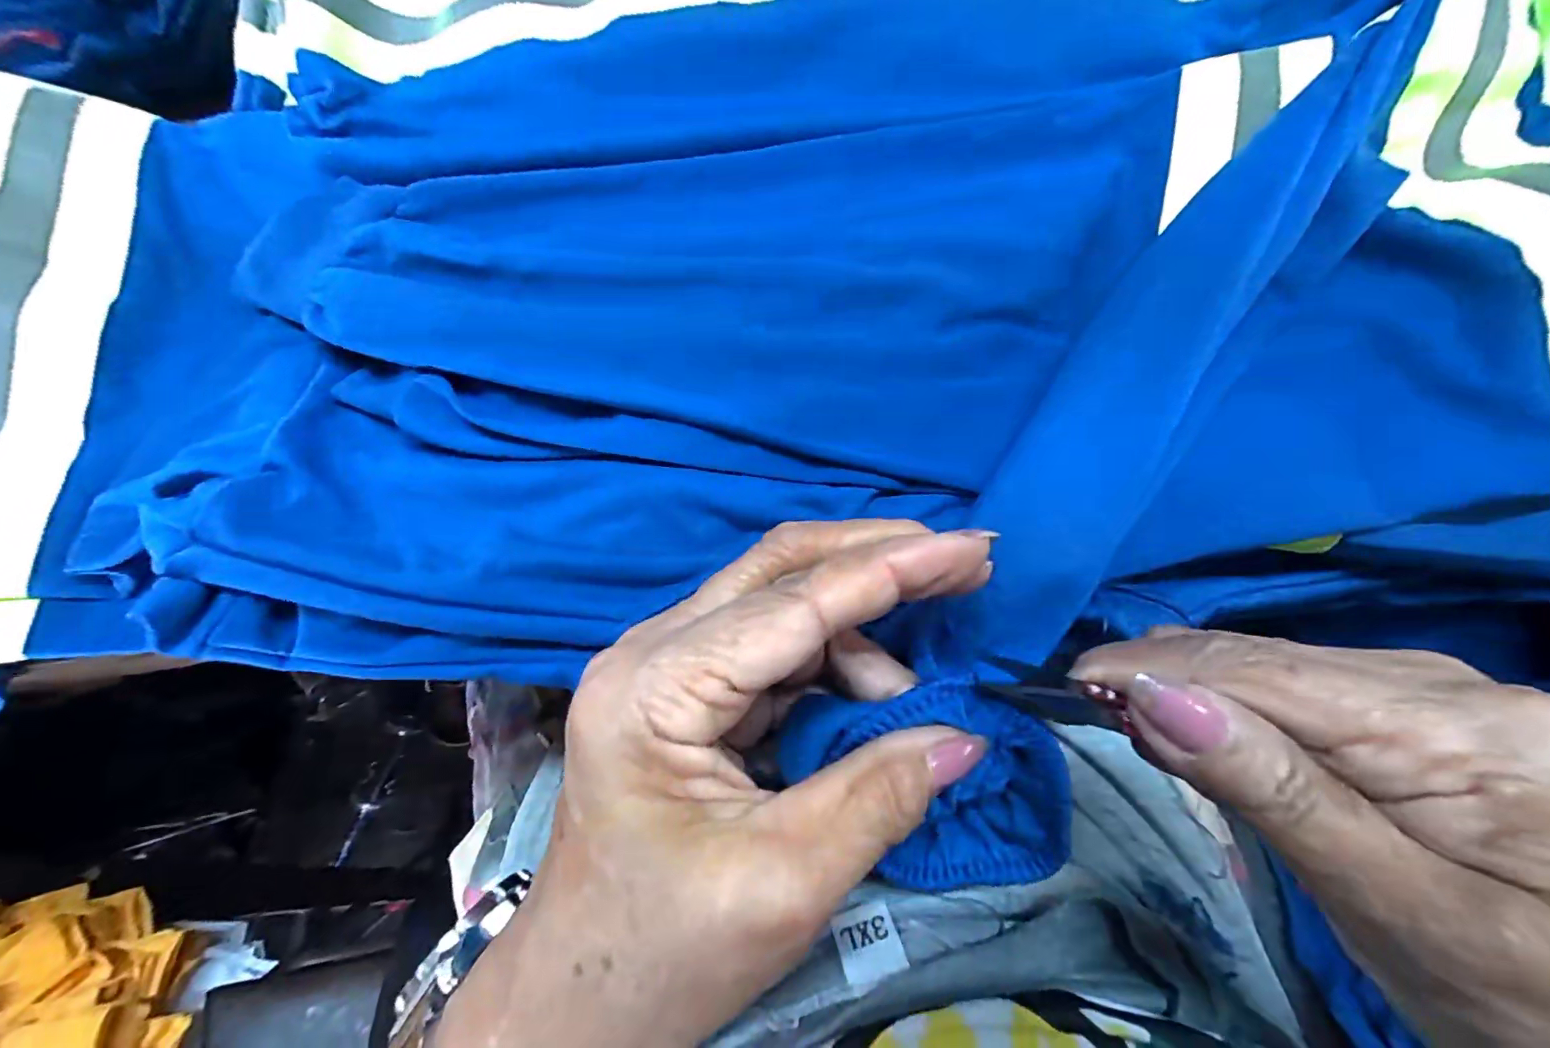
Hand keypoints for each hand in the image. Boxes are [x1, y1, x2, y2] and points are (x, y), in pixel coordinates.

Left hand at [435, 521, 993, 1047]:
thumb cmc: (664, 953)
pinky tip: (872, 703)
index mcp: (655, 688)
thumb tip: (968, 736)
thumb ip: (881, 797)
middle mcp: (654, 651)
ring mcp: (670, 663)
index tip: (970, 547)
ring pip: (788, 601)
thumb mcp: (785, 883)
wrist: (579, 1003)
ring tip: (908, 703)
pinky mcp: (694, 687)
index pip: (793, 603)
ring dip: (865, 632)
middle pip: (783, 568)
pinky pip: (783, 643)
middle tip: (965, 562)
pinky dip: (842, 659)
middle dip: (879, 559)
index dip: (891, 569)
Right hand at [1072, 629, 1549, 1047]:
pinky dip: (1245, 701)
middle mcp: (1471, 690)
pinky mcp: (1440, 718)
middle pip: (1284, 663)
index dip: (1168, 669)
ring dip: (1201, 682)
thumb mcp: (1400, 917)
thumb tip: (1155, 700)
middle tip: (1085, 687)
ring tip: (1124, 692)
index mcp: (1482, 737)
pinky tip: (1202, 707)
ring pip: (1293, 670)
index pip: (1280, 678)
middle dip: (1173, 670)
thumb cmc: (1543, 1019)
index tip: (1077, 676)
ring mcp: (1460, 698)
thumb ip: (1277, 795)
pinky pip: (1318, 692)